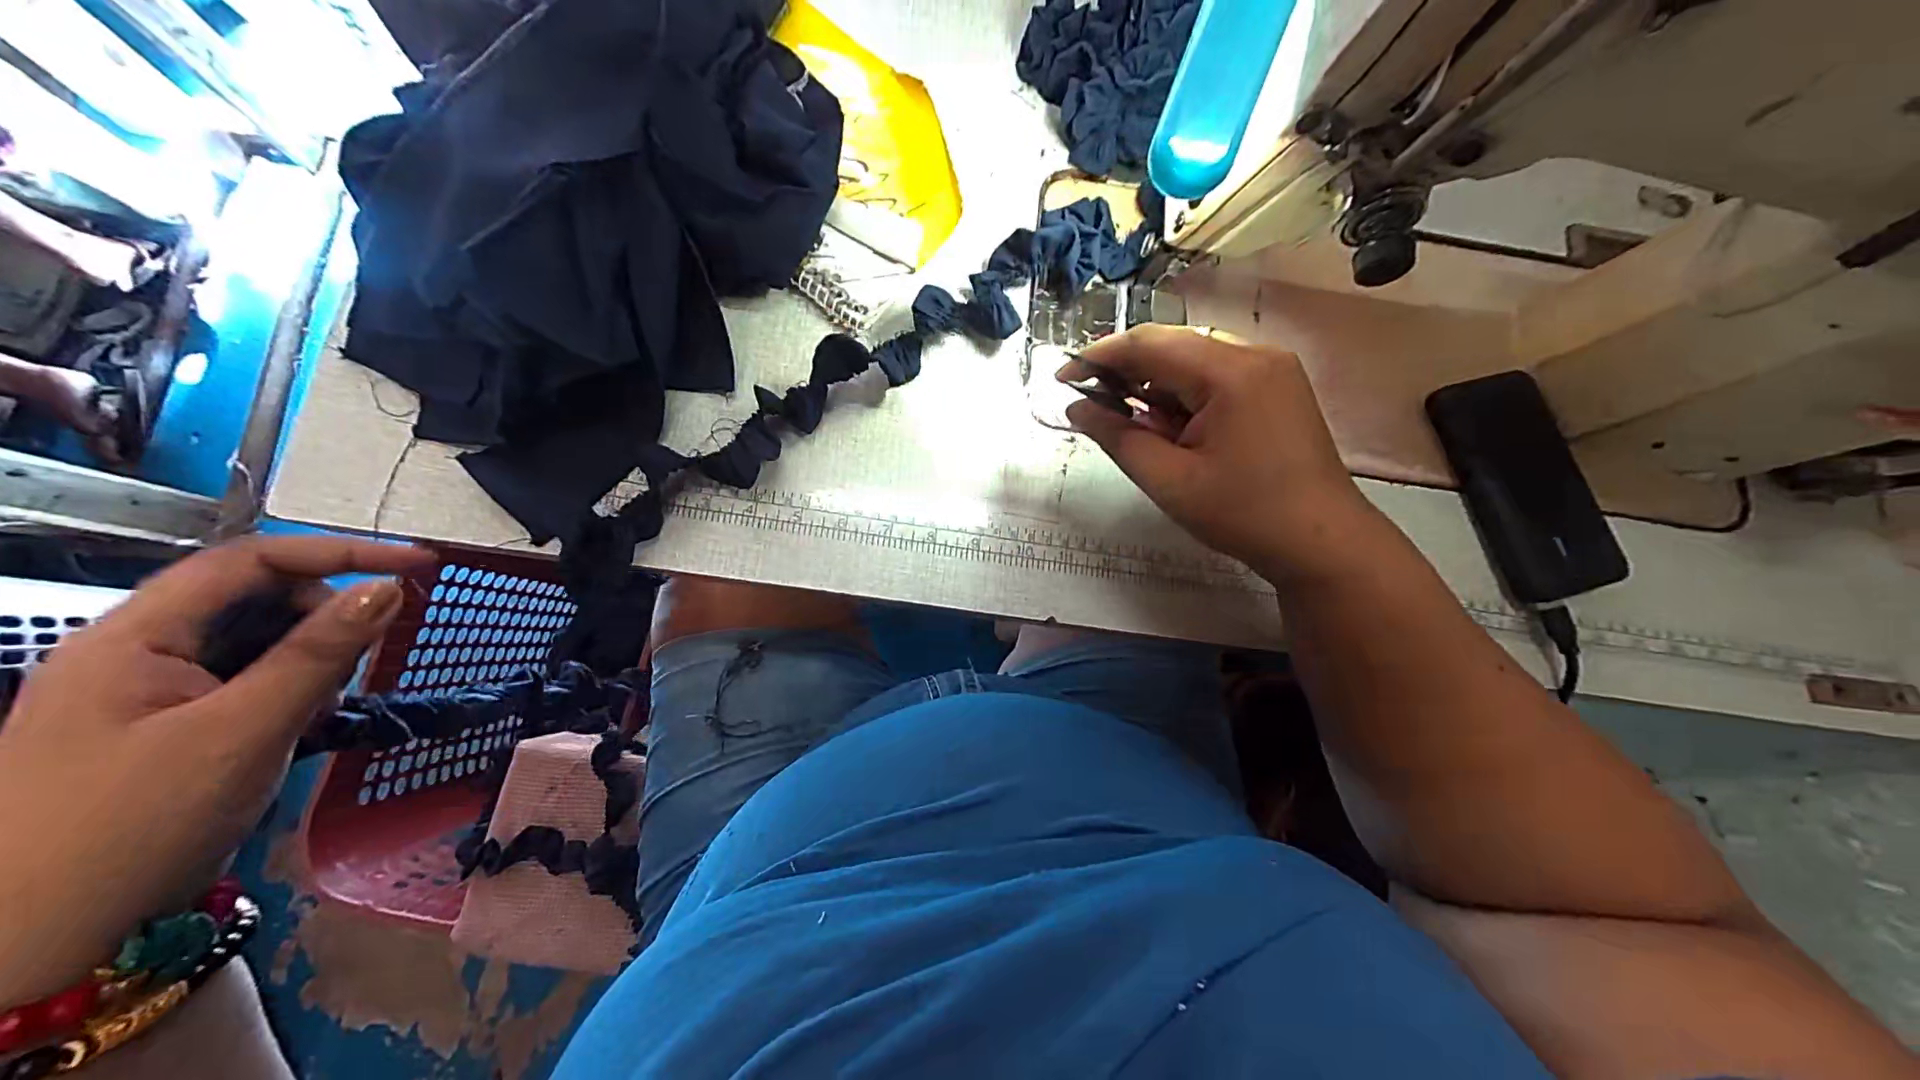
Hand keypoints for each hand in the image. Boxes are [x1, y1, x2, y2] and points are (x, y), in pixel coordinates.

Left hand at [0, 536, 432, 1005]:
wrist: (31, 949)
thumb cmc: (130, 829)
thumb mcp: (241, 734)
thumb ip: (317, 655)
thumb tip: (387, 589)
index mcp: (133, 638)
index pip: (251, 561)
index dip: (340, 552)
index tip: (418, 566)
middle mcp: (134, 652)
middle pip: (252, 599)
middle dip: (323, 615)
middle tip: (365, 661)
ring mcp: (145, 693)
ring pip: (252, 642)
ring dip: (308, 658)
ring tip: (325, 705)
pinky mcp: (162, 728)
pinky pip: (242, 682)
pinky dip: (287, 690)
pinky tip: (300, 724)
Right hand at [1059, 325, 1380, 581]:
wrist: (1321, 543)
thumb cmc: (1244, 515)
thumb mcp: (1167, 480)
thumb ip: (1117, 437)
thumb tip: (1077, 409)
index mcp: (1230, 372)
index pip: (1148, 343)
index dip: (1099, 357)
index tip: (1063, 377)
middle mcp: (1256, 355)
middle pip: (1172, 346)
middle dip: (1129, 375)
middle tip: (1097, 410)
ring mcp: (1272, 369)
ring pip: (1193, 361)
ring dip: (1158, 389)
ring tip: (1146, 435)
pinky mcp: (1278, 387)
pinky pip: (1217, 376)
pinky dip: (1186, 397)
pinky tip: (1178, 433)